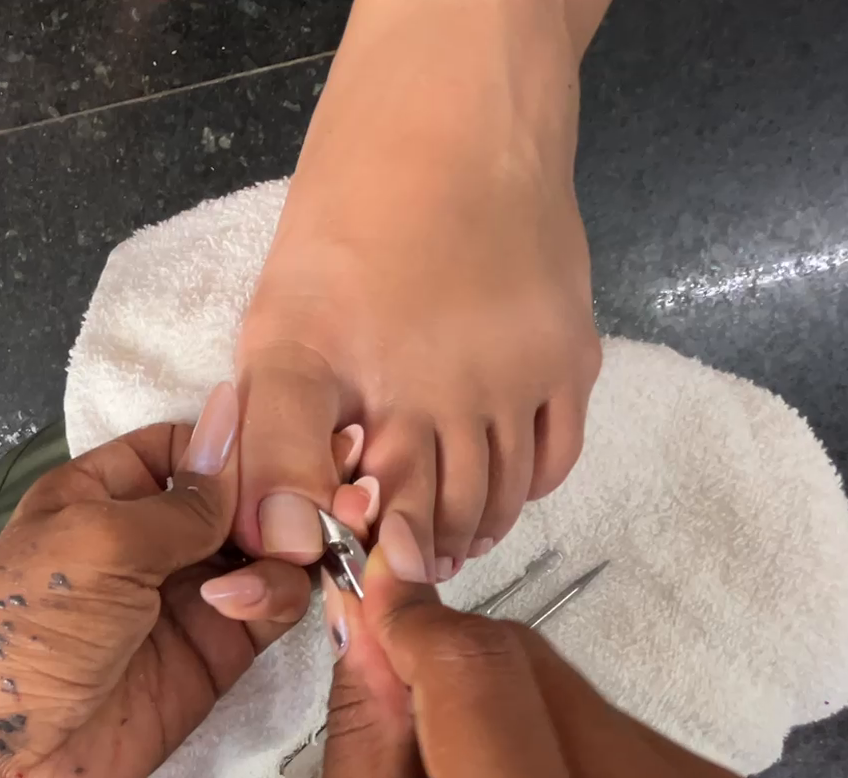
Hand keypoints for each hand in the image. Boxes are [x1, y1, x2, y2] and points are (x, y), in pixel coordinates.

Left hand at [0, 383, 311, 777]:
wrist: (2, 767)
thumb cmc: (28, 629)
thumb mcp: (95, 544)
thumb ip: (179, 500)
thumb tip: (231, 416)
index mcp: (99, 495)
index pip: (180, 447)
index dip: (229, 441)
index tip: (282, 442)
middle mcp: (146, 539)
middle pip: (231, 496)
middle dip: (271, 493)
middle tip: (315, 497)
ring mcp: (183, 597)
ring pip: (261, 549)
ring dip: (278, 546)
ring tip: (277, 557)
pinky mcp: (214, 654)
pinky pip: (267, 606)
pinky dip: (275, 594)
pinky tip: (245, 602)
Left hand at [233, 0, 603, 580]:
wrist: (446, 123)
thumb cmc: (340, 232)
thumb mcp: (277, 339)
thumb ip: (275, 446)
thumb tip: (280, 545)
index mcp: (390, 407)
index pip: (384, 528)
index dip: (364, 565)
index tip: (348, 584)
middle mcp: (473, 406)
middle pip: (450, 519)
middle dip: (414, 558)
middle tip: (389, 580)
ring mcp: (532, 381)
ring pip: (504, 497)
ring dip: (464, 532)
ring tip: (433, 550)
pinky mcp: (572, 354)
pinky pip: (557, 455)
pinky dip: (523, 490)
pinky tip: (491, 496)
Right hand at [305, 533, 787, 777]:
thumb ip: (361, 735)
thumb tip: (361, 615)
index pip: (475, 673)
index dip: (414, 617)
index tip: (368, 582)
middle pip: (523, 661)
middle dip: (444, 662)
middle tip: (401, 719)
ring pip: (563, 680)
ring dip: (495, 699)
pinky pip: (607, 717)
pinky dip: (547, 728)